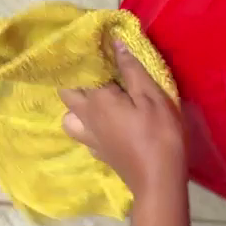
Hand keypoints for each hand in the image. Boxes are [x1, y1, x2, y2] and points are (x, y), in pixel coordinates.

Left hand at [59, 37, 186, 198]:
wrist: (159, 181)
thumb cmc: (158, 135)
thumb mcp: (152, 97)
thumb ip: (131, 70)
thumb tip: (115, 43)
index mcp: (98, 99)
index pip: (80, 71)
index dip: (83, 56)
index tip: (93, 43)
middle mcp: (87, 117)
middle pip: (66, 92)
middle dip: (74, 77)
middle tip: (94, 66)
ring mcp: (90, 137)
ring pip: (68, 115)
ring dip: (76, 103)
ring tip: (96, 94)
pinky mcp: (98, 152)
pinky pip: (82, 132)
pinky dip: (86, 123)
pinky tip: (104, 120)